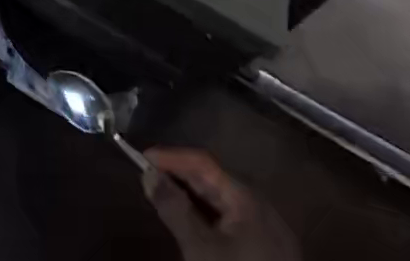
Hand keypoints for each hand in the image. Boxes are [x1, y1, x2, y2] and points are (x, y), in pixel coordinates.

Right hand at [142, 148, 297, 260]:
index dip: (171, 157)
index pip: (204, 163)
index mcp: (248, 199)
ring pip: (224, 200)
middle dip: (180, 175)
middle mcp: (262, 207)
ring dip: (192, 194)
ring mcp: (268, 232)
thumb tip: (148, 174)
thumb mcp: (200, 249)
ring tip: (164, 194)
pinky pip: (233, 220)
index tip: (141, 158)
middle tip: (149, 177)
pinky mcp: (268, 252)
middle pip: (215, 179)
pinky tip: (192, 221)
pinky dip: (208, 215)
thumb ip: (173, 208)